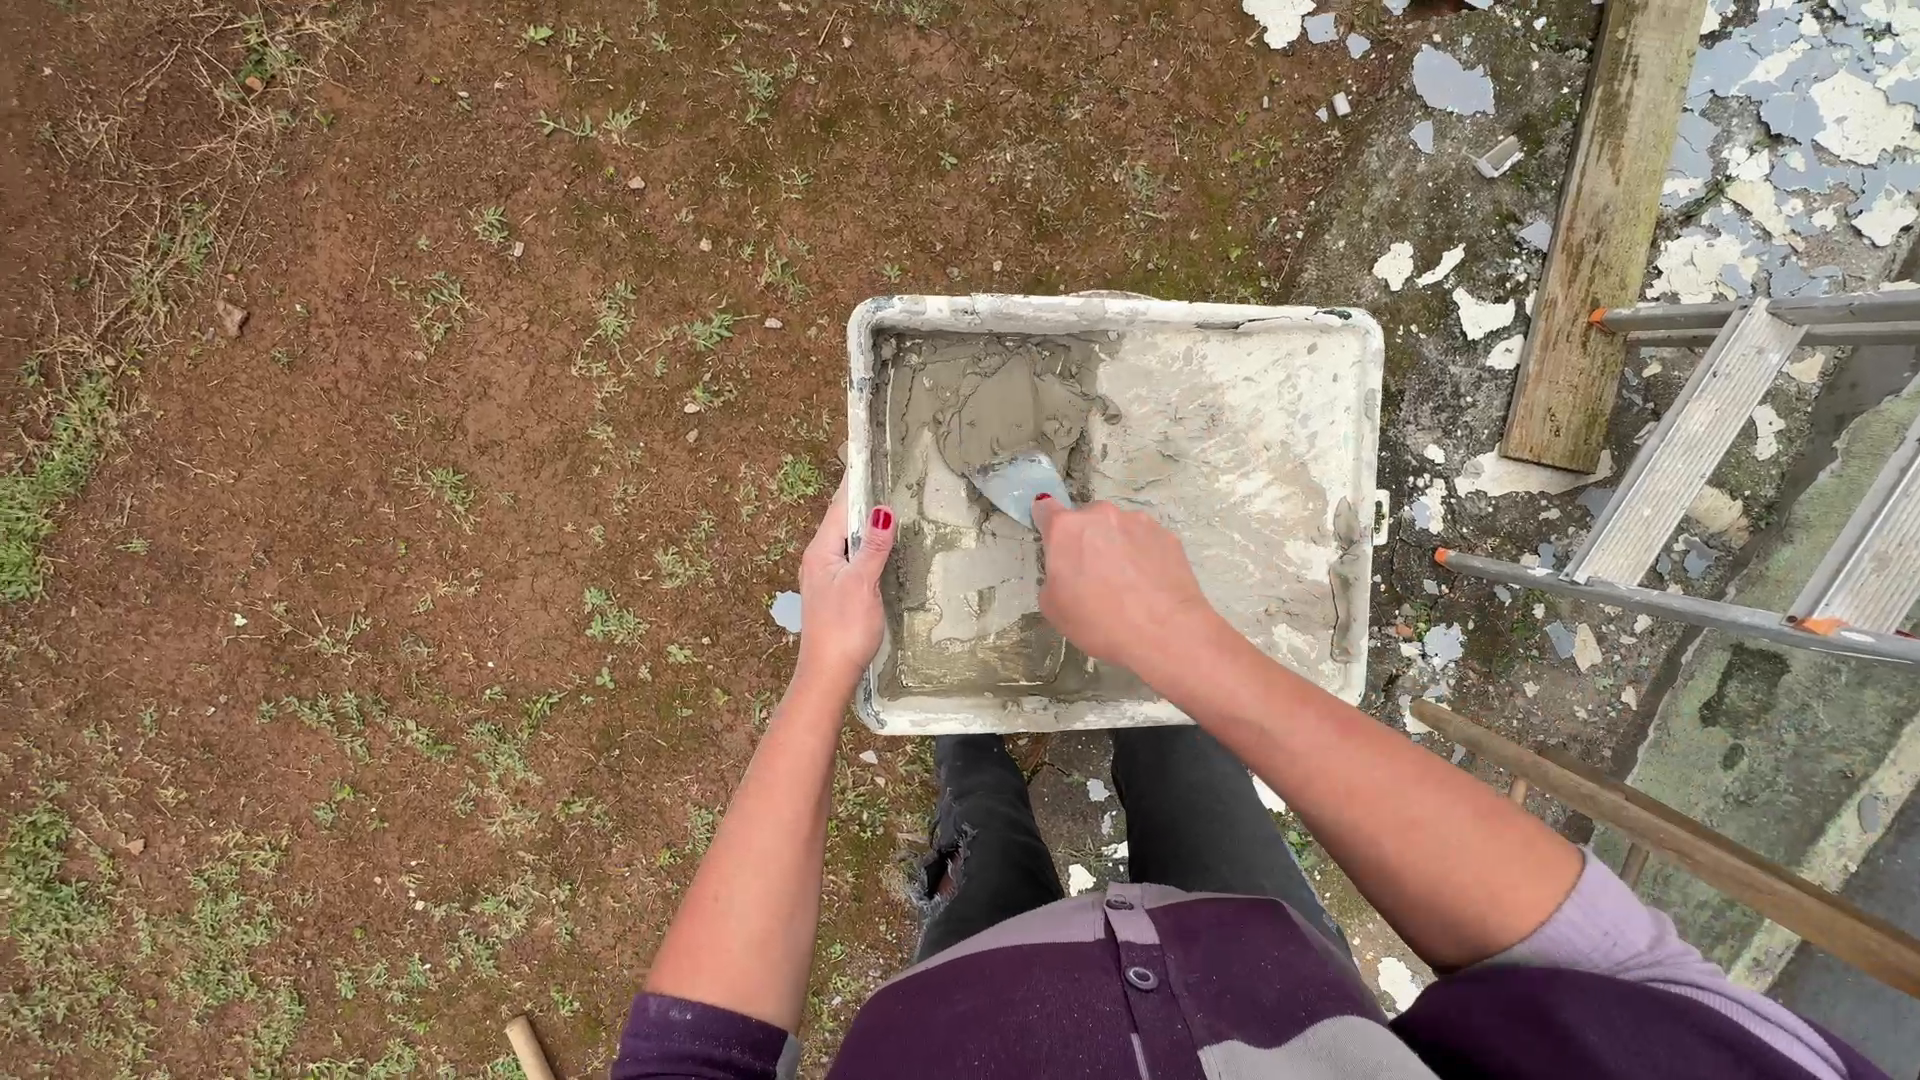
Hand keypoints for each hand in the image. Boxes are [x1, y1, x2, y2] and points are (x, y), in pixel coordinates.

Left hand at [793, 479, 896, 694]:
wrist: (828, 675)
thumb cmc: (843, 629)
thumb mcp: (862, 584)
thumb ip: (874, 548)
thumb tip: (884, 511)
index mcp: (820, 551)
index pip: (840, 506)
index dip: (855, 481)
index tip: (867, 455)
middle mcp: (819, 559)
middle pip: (843, 520)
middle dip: (863, 498)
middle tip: (885, 473)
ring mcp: (826, 576)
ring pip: (848, 539)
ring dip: (867, 522)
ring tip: (889, 502)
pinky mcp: (836, 592)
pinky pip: (853, 557)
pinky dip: (868, 544)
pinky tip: (882, 547)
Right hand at [1030, 496, 1218, 671]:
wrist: (1165, 631)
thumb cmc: (1100, 621)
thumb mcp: (1053, 608)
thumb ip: (1052, 577)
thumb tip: (1067, 571)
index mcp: (1066, 529)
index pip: (1045, 508)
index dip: (1045, 522)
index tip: (1052, 538)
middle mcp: (1101, 515)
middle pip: (1085, 521)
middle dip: (1085, 540)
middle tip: (1092, 575)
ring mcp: (1137, 521)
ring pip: (1117, 529)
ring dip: (1115, 546)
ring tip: (1126, 583)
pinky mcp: (1166, 535)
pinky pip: (1144, 540)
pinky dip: (1142, 555)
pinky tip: (1147, 584)